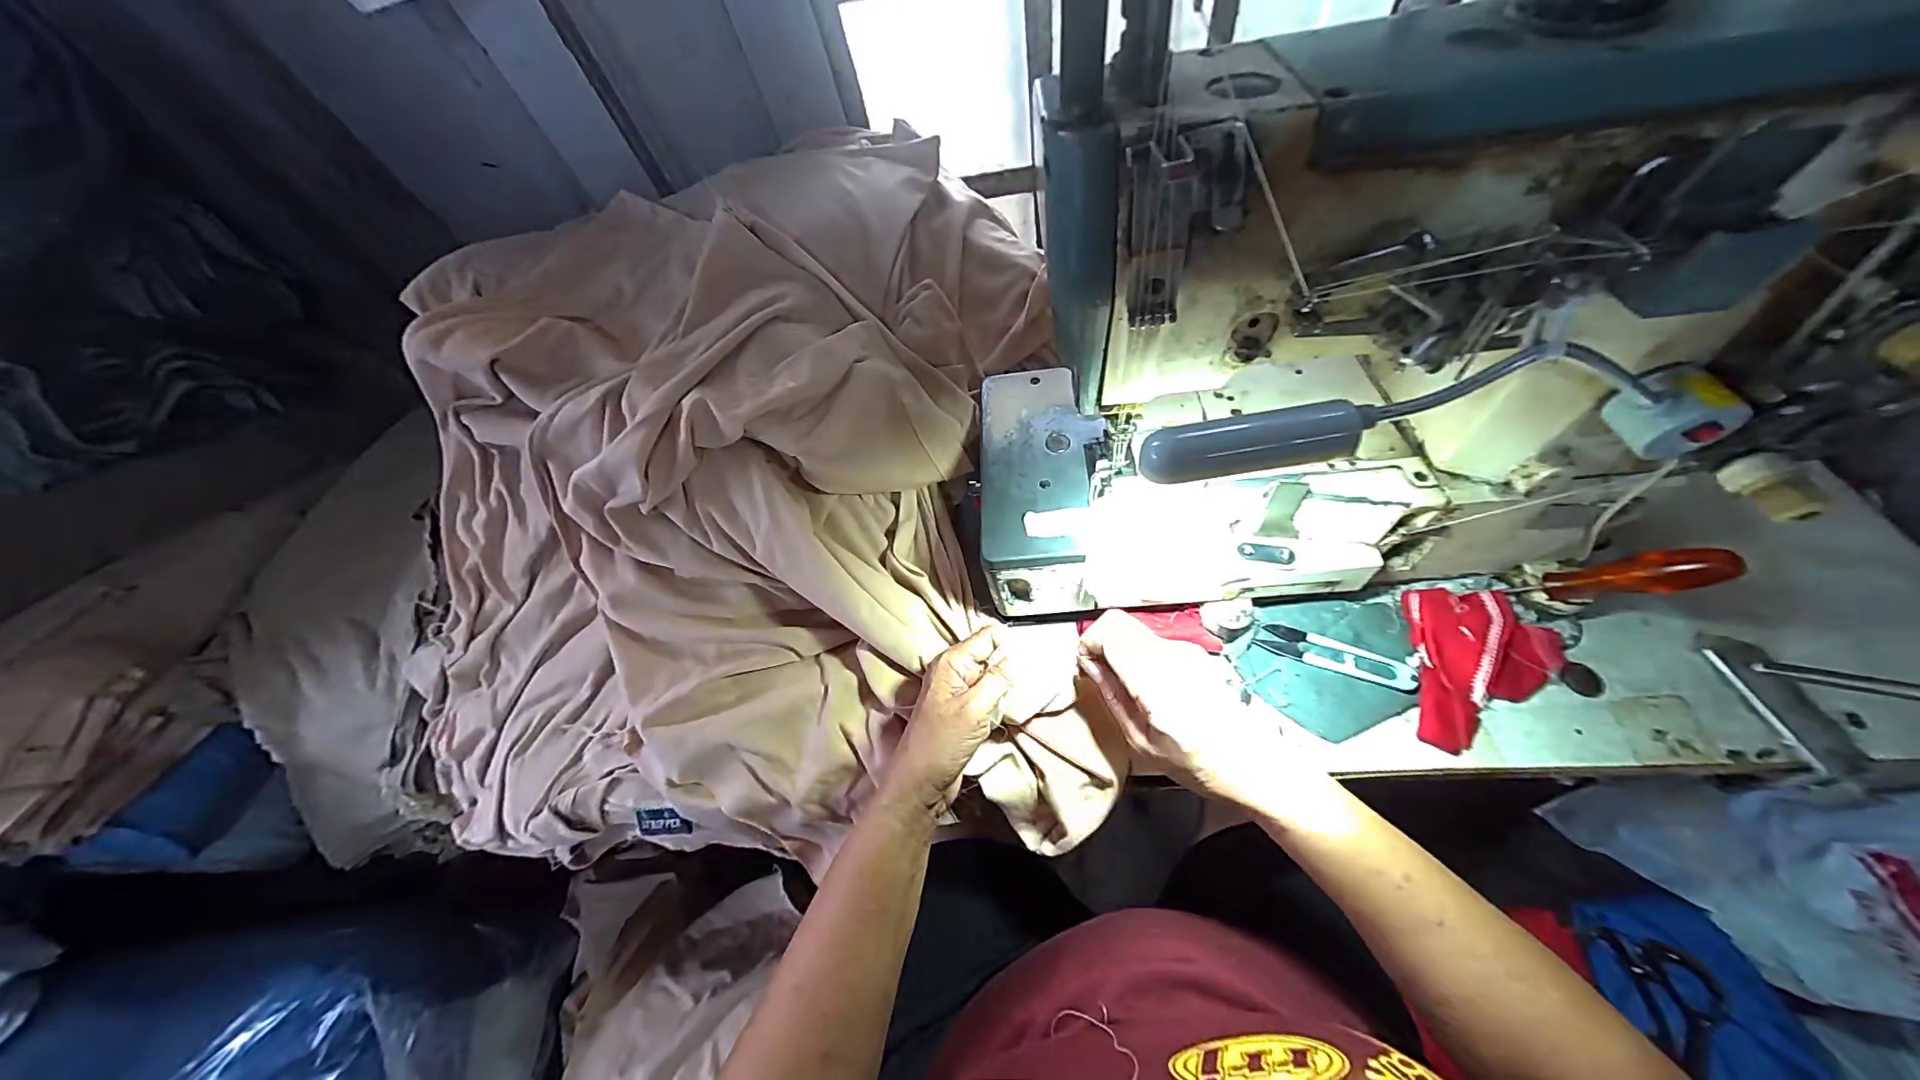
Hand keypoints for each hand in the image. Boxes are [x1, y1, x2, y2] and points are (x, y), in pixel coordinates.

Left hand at [882, 625, 1012, 818]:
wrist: (921, 784)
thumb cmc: (940, 745)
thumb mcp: (974, 708)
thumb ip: (996, 679)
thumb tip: (1013, 659)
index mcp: (951, 663)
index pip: (987, 636)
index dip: (1009, 644)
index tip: (1028, 658)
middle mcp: (953, 672)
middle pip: (990, 654)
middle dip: (1009, 665)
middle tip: (1025, 682)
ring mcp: (957, 692)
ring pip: (990, 677)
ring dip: (1004, 686)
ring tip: (1015, 699)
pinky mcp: (962, 711)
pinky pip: (987, 696)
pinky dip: (998, 702)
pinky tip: (1005, 712)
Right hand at [1078, 610, 1303, 806]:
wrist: (1253, 764)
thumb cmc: (1202, 762)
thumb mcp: (1141, 740)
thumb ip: (1112, 696)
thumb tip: (1092, 668)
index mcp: (1156, 677)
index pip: (1107, 630)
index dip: (1088, 645)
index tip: (1087, 668)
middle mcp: (1173, 653)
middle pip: (1119, 620)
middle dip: (1100, 642)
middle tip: (1098, 672)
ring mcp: (1187, 650)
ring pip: (1135, 628)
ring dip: (1120, 647)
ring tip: (1123, 684)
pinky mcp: (1195, 653)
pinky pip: (1154, 640)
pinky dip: (1138, 653)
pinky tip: (1146, 685)